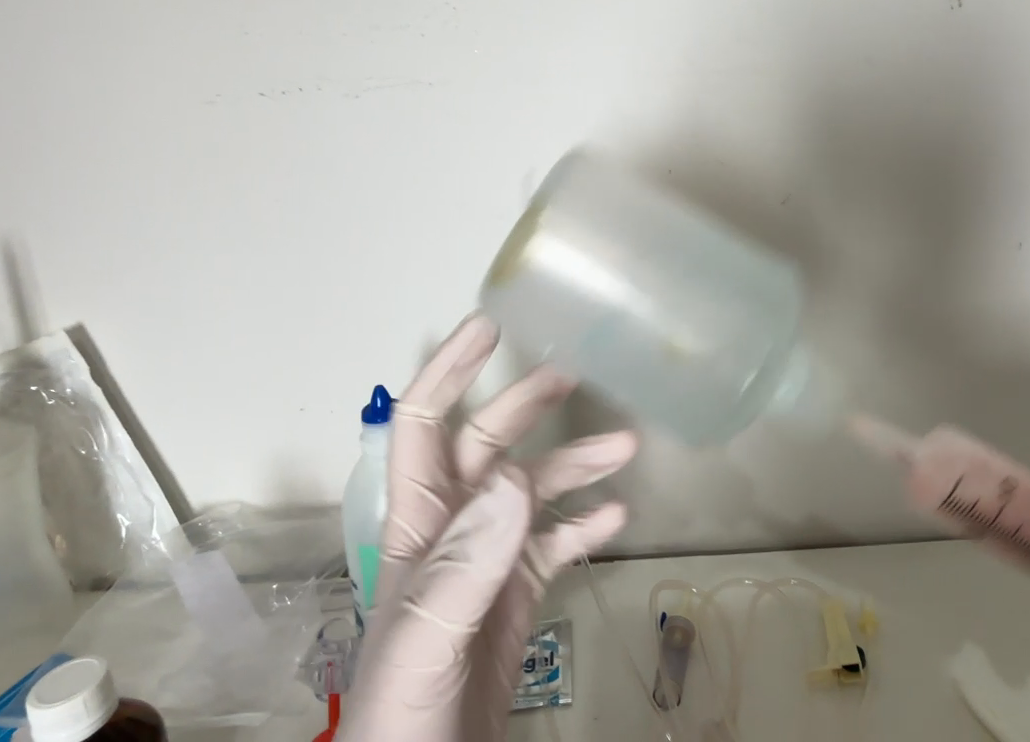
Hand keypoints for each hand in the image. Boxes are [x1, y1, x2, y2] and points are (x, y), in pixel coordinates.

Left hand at [337, 316, 638, 741]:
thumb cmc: (404, 709)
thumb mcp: (426, 633)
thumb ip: (467, 559)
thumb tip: (515, 481)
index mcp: (419, 525)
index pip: (424, 427)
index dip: (449, 372)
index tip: (486, 327)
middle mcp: (455, 531)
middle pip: (487, 447)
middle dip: (524, 406)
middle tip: (572, 373)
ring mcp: (487, 565)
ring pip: (532, 494)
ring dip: (574, 466)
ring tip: (625, 449)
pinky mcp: (516, 600)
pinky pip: (554, 547)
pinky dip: (583, 526)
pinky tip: (615, 516)